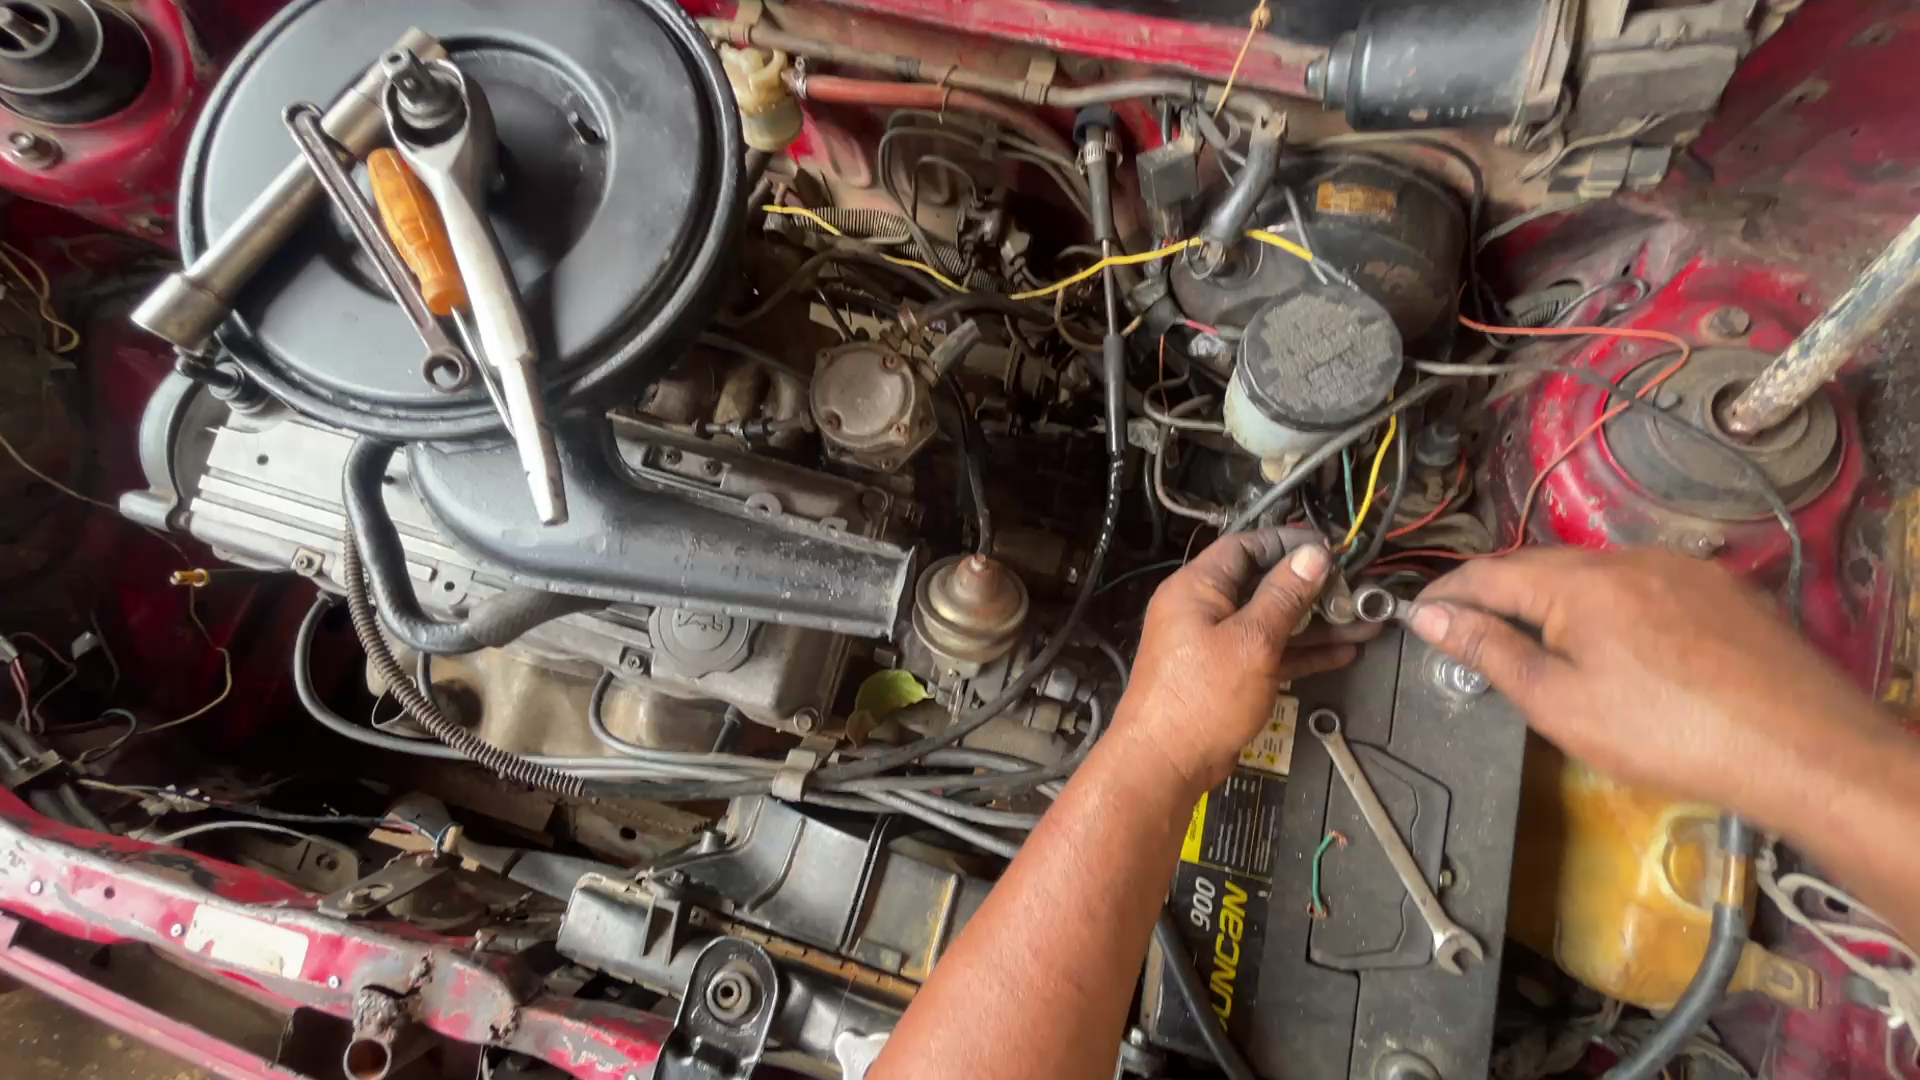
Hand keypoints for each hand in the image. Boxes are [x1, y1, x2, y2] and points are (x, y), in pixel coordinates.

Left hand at [1113, 532, 1376, 794]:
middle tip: (1356, 590)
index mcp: (1195, 588)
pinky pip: (1269, 651)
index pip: (1244, 547)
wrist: (1166, 761)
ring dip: (1316, 621)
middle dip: (1310, 587)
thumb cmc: (1201, 696)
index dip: (1287, 544)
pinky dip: (1302, 651)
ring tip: (1365, 621)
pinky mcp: (1228, 673)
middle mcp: (1203, 609)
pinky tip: (1343, 651)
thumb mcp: (1251, 641)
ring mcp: (1215, 643)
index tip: (1330, 549)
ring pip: (1271, 621)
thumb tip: (1312, 556)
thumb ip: (1284, 597)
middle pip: (1262, 584)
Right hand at [1406, 547, 1891, 824]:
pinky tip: (1608, 637)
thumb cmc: (1664, 734)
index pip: (1485, 573)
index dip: (1444, 592)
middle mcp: (1627, 559)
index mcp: (1578, 584)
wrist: (1813, 757)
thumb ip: (1486, 649)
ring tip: (1531, 634)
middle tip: (1465, 627)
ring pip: (1586, 570)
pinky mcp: (1722, 589)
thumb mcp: (1554, 700)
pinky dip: (1600, 599)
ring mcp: (1681, 569)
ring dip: (1544, 594)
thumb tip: (1426, 615)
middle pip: (1534, 565)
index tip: (1415, 613)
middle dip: (1491, 591)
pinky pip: (1637, 580)